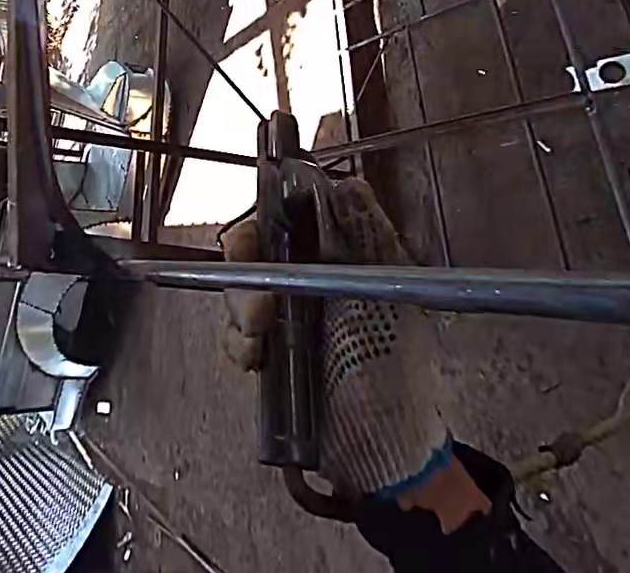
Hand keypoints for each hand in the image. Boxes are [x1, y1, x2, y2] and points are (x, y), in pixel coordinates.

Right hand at [221, 179, 492, 530]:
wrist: (385, 447)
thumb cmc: (397, 362)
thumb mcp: (391, 289)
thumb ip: (368, 234)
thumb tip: (349, 182)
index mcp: (333, 254)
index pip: (287, 215)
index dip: (263, 213)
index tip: (250, 232)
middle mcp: (302, 277)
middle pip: (251, 248)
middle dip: (244, 266)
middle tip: (258, 298)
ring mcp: (282, 314)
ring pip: (236, 289)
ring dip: (241, 311)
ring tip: (261, 335)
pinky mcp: (266, 352)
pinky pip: (233, 336)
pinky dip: (237, 345)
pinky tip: (256, 358)